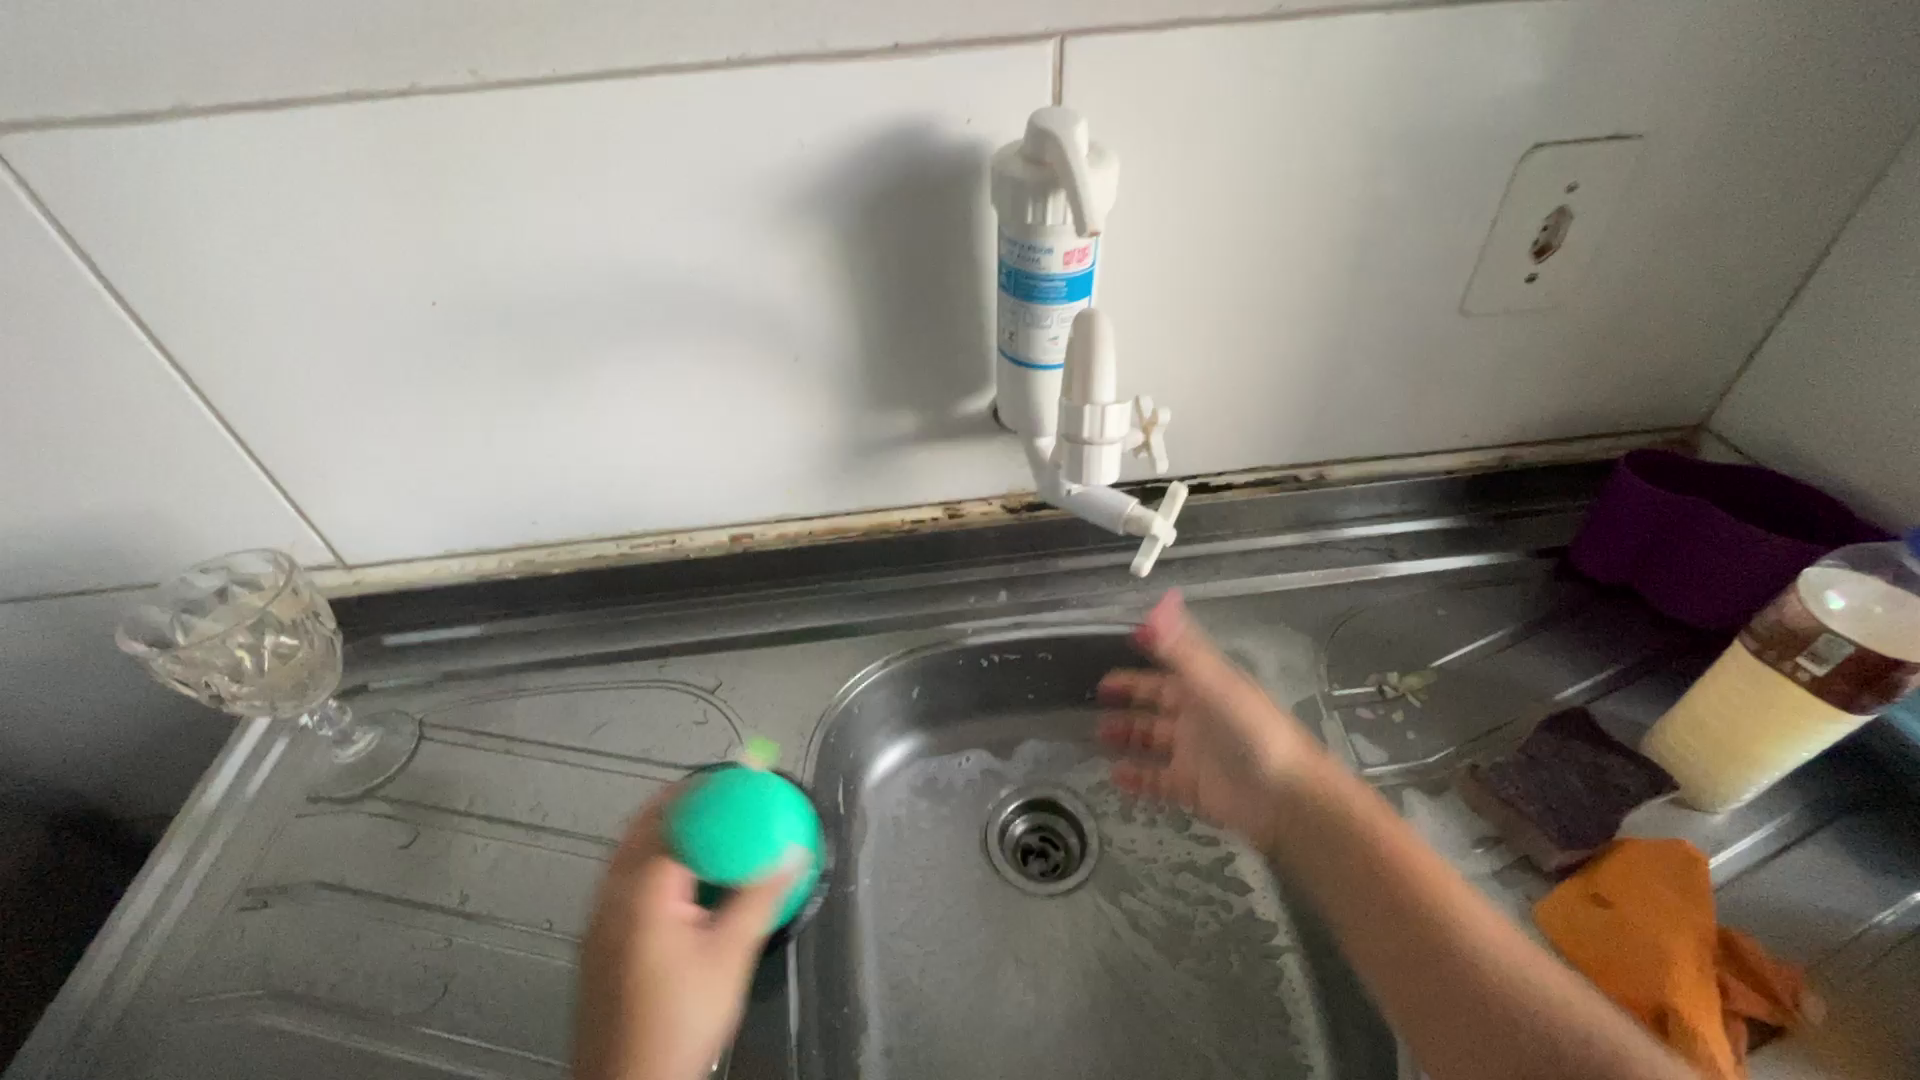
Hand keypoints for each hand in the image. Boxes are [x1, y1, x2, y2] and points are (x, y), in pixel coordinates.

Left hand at [574, 786, 805, 1079]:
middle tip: (716, 791)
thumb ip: (759, 897)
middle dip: (679, 802)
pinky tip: (676, 878)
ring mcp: (596, 921)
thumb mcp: (731, 956)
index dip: (707, 791)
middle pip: (642, 828)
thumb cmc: (679, 1022)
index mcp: (643, 893)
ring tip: (701, 823)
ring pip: (626, 853)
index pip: (674, 820)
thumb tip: (792, 853)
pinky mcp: (595, 943)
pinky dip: (648, 858)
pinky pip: (620, 878)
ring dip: (662, 829)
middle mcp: (611, 898)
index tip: (735, 773)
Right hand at [1098, 591, 1328, 845]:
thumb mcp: (1215, 684)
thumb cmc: (1253, 732)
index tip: (1125, 640)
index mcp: (1207, 687)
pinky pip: (1157, 779)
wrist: (1286, 797)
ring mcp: (1195, 753)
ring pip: (1153, 740)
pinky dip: (1137, 777)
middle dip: (1130, 696)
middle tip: (1097, 694)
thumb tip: (1161, 602)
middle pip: (1157, 701)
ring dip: (1127, 736)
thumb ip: (1183, 648)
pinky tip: (1114, 775)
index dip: (1151, 652)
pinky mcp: (1192, 787)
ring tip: (1098, 735)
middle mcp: (1199, 716)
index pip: (1172, 664)